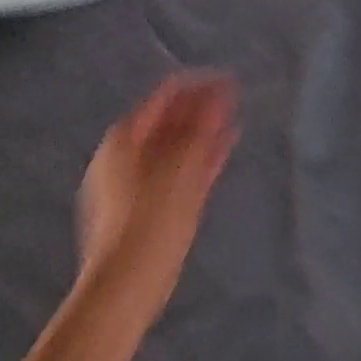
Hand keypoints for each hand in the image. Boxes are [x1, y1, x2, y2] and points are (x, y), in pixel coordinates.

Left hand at [76, 74, 238, 316]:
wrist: (129, 282)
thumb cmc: (152, 217)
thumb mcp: (183, 165)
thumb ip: (203, 126)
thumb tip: (221, 91)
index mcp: (123, 140)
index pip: (164, 97)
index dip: (198, 85)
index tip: (230, 78)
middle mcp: (124, 156)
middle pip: (168, 121)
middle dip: (201, 107)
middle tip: (237, 95)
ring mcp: (135, 182)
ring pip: (175, 145)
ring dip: (203, 131)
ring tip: (235, 118)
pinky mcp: (149, 204)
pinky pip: (178, 168)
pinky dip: (198, 156)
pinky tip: (223, 150)